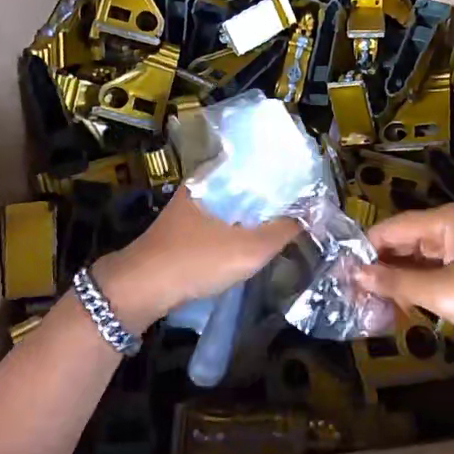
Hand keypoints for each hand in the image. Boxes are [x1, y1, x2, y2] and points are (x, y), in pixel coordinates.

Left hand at [92, 192, 298, 330]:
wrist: (142, 288)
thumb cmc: (195, 260)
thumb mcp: (248, 249)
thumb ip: (282, 232)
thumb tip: (311, 214)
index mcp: (211, 180)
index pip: (253, 166)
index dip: (281, 174)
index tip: (307, 186)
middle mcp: (198, 189)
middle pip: (243, 188)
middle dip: (271, 198)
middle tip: (303, 209)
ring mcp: (188, 212)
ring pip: (231, 209)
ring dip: (254, 217)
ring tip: (286, 226)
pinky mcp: (183, 235)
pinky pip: (220, 226)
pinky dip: (238, 231)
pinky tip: (254, 243)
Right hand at [354, 204, 453, 359]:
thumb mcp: (445, 293)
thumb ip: (397, 281)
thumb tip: (355, 273)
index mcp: (446, 220)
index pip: (389, 229)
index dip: (363, 252)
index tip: (339, 278)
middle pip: (405, 241)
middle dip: (381, 267)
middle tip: (353, 297)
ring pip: (423, 258)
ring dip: (401, 279)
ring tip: (374, 305)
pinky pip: (443, 270)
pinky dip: (424, 286)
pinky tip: (410, 306)